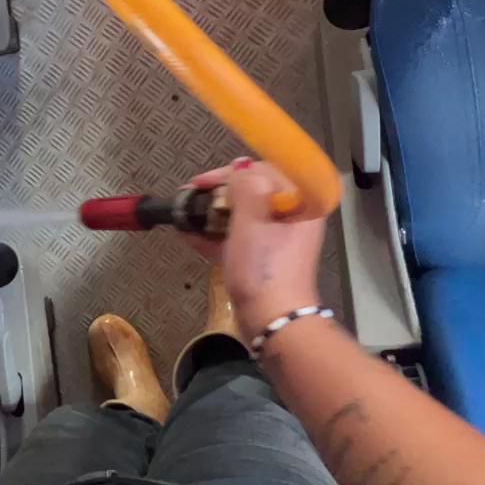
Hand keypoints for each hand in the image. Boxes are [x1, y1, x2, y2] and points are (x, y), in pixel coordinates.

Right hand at [181, 159, 325, 336]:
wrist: (272, 319)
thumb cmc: (264, 268)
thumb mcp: (252, 222)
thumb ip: (246, 186)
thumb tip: (239, 166)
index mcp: (301, 203)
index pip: (266, 170)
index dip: (232, 172)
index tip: (202, 182)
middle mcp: (293, 216)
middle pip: (252, 192)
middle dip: (218, 193)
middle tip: (190, 196)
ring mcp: (276, 239)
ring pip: (241, 215)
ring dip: (211, 213)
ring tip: (183, 215)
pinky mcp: (261, 257)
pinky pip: (236, 237)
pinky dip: (213, 235)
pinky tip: (186, 234)